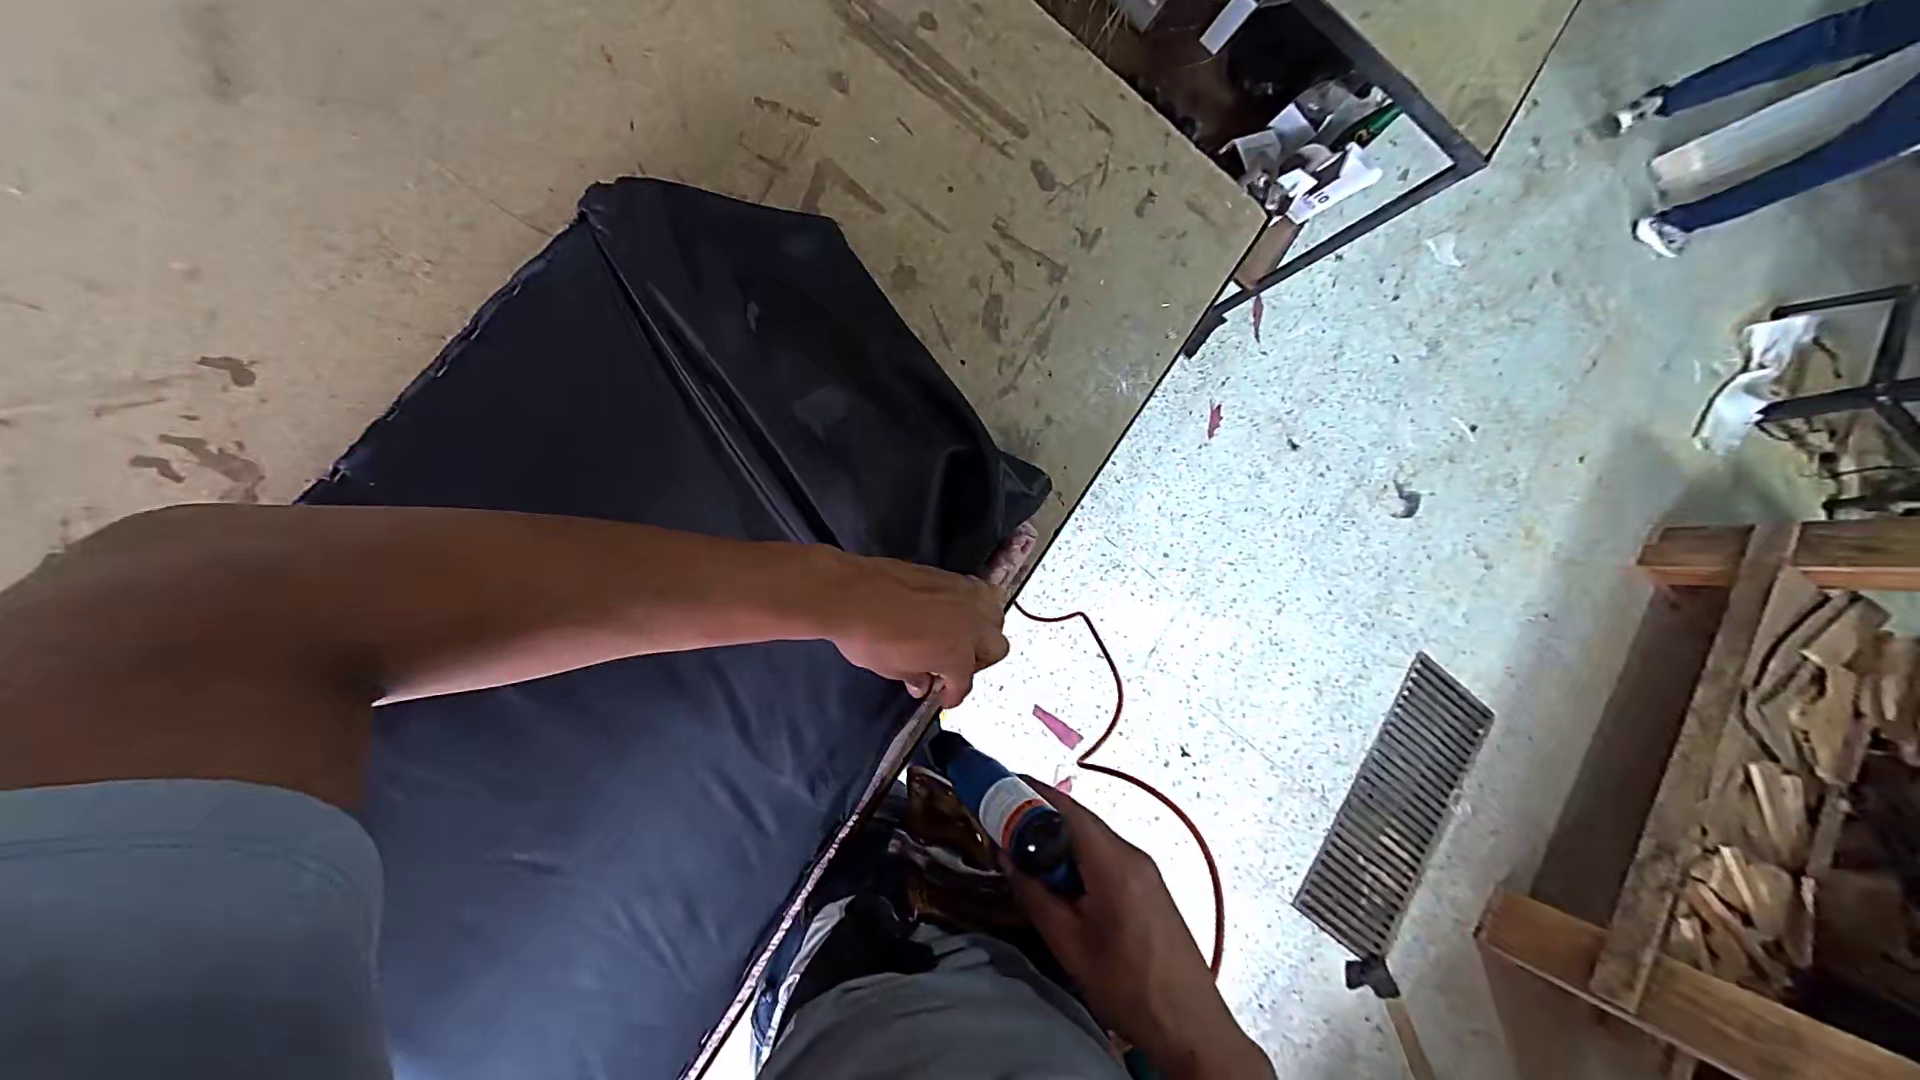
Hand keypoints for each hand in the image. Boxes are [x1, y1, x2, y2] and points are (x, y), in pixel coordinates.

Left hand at [817, 550, 1008, 707]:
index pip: (964, 683)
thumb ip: (915, 676)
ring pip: (994, 616)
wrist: (851, 593)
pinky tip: (952, 611)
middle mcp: (970, 625)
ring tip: (960, 636)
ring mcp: (965, 597)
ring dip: (982, 630)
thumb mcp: (892, 668)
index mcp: (958, 656)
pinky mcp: (952, 576)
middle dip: (978, 661)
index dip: (953, 694)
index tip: (945, 696)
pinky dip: (971, 605)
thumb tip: (922, 682)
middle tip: (953, 667)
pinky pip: (977, 592)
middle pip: (995, 648)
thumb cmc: (868, 635)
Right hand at [1004, 781, 1268, 1079]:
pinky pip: (1106, 854)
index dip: (1033, 792)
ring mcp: (1145, 869)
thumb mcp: (1069, 945)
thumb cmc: (1129, 989)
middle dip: (1040, 816)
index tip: (1002, 787)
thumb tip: (1007, 858)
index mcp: (1114, 864)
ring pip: (1092, 837)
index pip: (1068, 809)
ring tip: (1024, 852)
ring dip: (1059, 838)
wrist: (1191, 1026)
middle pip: (1080, 819)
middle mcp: (1133, 855)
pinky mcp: (1149, 884)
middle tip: (1004, 823)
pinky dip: (1078, 855)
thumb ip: (1034, 895)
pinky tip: (1059, 877)